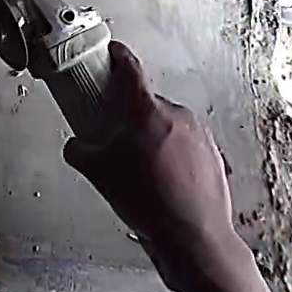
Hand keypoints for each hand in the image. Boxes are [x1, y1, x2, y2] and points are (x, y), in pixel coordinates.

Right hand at [63, 43, 244, 278]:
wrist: (193, 239)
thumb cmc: (148, 202)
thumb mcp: (97, 172)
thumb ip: (79, 150)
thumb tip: (76, 146)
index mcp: (147, 111)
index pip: (130, 69)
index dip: (119, 56)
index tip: (114, 52)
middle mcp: (177, 116)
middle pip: (147, 102)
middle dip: (133, 115)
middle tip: (119, 137)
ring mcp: (200, 136)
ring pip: (168, 124)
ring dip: (154, 136)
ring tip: (143, 168)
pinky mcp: (214, 156)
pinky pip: (187, 145)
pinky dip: (174, 155)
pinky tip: (163, 180)